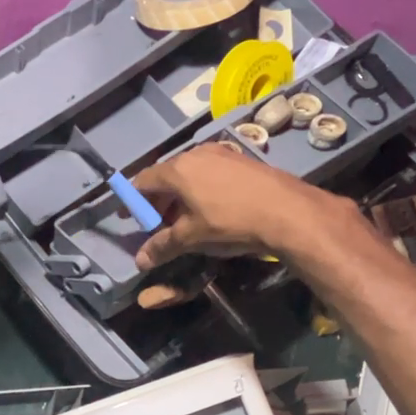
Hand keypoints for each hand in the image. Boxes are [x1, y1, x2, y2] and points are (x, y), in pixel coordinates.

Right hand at [128, 143, 344, 269]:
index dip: (132, 200)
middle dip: (157, 200)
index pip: (143, 180)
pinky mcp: (241, 161)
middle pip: (166, 176)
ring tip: (182, 220)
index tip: (129, 218)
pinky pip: (209, 174)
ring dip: (179, 196)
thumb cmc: (230, 221)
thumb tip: (140, 260)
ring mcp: (222, 154)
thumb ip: (162, 246)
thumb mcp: (191, 238)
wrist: (286, 211)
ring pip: (189, 174)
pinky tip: (208, 211)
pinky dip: (200, 190)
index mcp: (178, 169)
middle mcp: (197, 154)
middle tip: (155, 223)